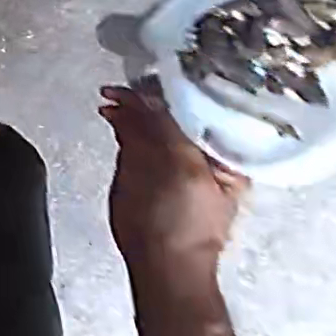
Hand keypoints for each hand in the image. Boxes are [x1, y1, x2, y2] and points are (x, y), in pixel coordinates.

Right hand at [99, 81, 249, 277]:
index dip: (176, 92)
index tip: (152, 76)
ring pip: (150, 122)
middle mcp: (199, 154)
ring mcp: (170, 160)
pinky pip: (134, 134)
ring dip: (130, 107)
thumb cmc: (181, 222)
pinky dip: (121, 120)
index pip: (201, 111)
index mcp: (224, 157)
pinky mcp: (143, 166)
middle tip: (125, 85)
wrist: (160, 260)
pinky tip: (110, 112)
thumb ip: (165, 131)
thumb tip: (145, 97)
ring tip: (111, 96)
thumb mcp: (181, 169)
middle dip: (147, 98)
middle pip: (173, 114)